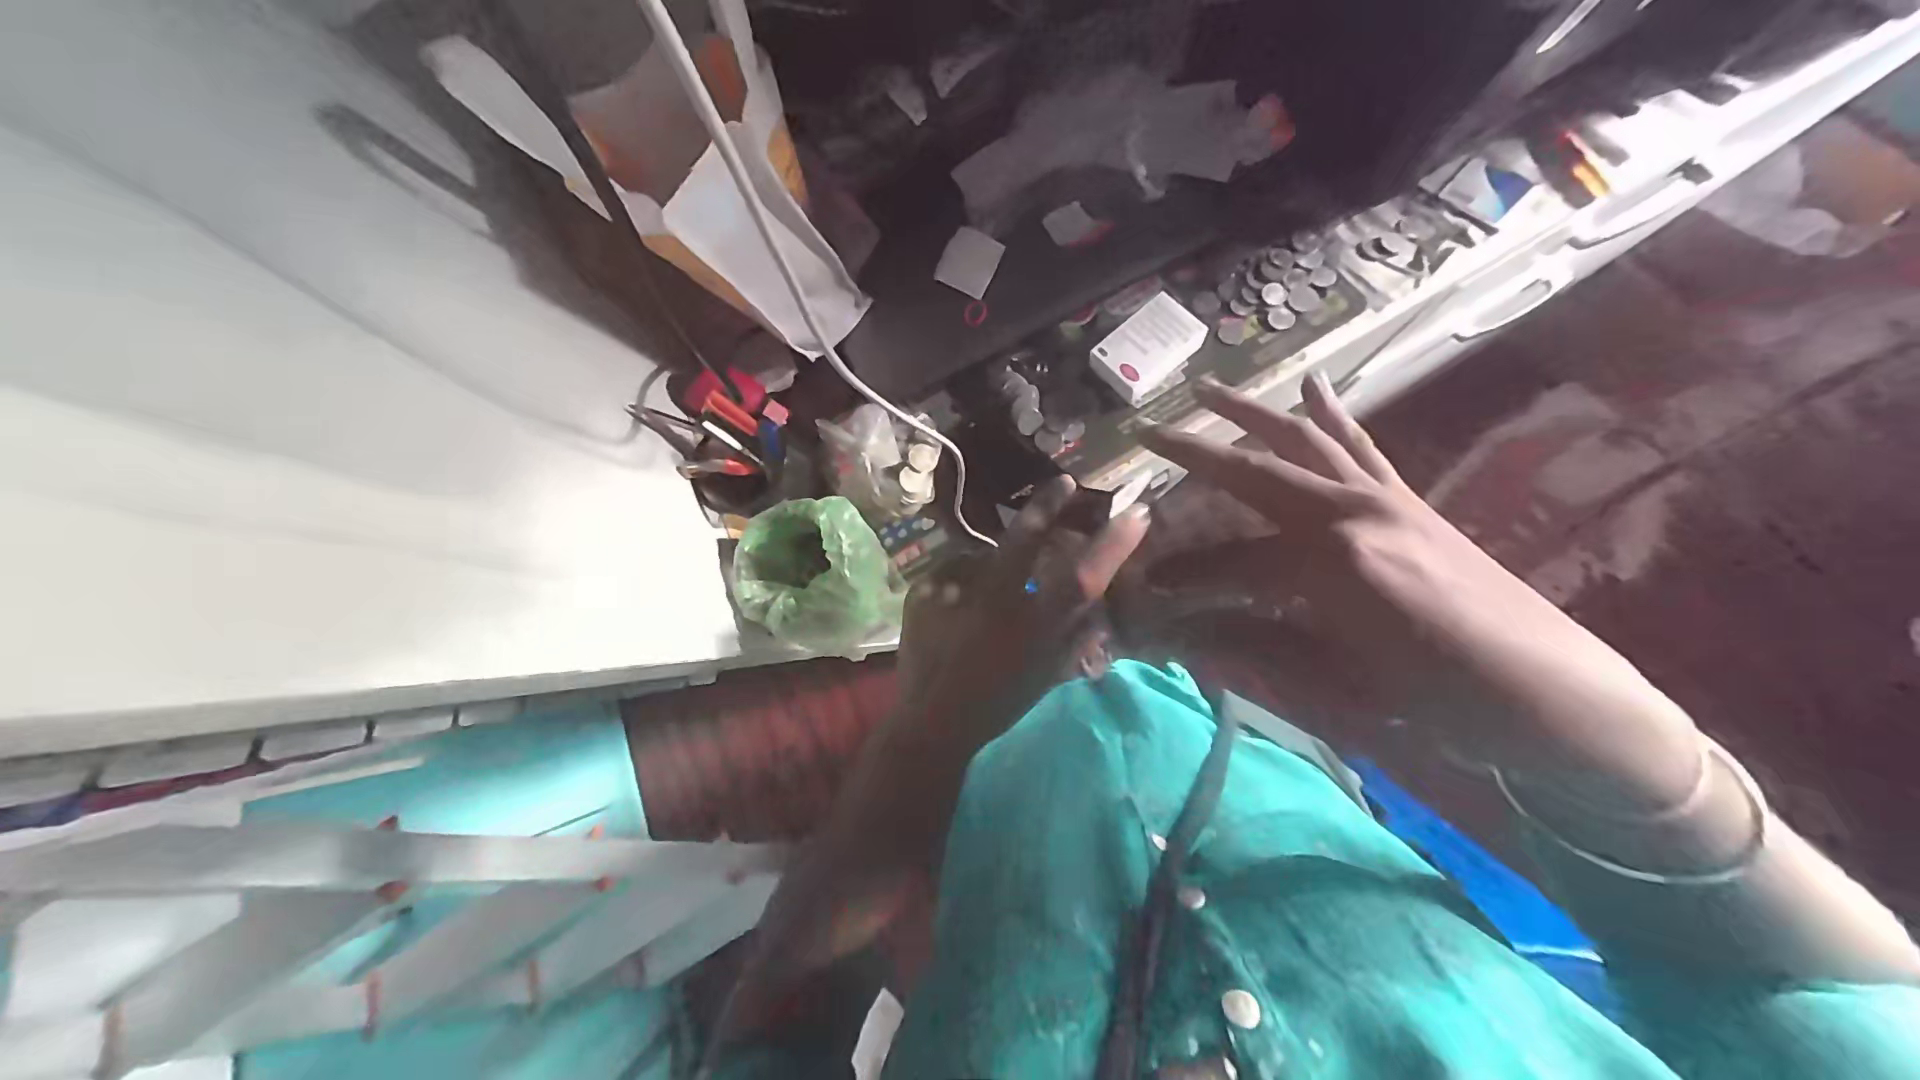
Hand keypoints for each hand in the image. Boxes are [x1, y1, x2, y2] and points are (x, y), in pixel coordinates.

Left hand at [706, 479, 1147, 1059]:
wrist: (919, 761)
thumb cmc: (994, 744)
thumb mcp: (1045, 695)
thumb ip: (1067, 649)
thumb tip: (1085, 610)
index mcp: (1033, 640)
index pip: (1083, 580)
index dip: (1113, 542)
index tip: (1137, 510)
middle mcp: (993, 616)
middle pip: (1025, 547)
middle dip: (1048, 509)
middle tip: (1066, 481)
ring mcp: (950, 611)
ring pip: (984, 557)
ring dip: (1003, 542)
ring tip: (1021, 524)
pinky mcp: (921, 613)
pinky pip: (947, 579)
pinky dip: (962, 579)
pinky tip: (966, 589)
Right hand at [1142, 373, 1701, 812]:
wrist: (1553, 695)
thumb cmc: (1439, 704)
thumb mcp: (1334, 689)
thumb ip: (1253, 650)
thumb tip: (1182, 635)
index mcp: (1331, 563)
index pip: (1232, 562)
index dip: (1184, 576)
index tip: (1145, 586)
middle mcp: (1352, 512)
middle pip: (1255, 471)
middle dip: (1194, 450)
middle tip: (1146, 430)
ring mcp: (1385, 499)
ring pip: (1305, 439)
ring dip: (1251, 411)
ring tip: (1208, 388)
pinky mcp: (1408, 500)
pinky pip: (1359, 447)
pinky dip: (1331, 416)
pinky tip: (1314, 386)